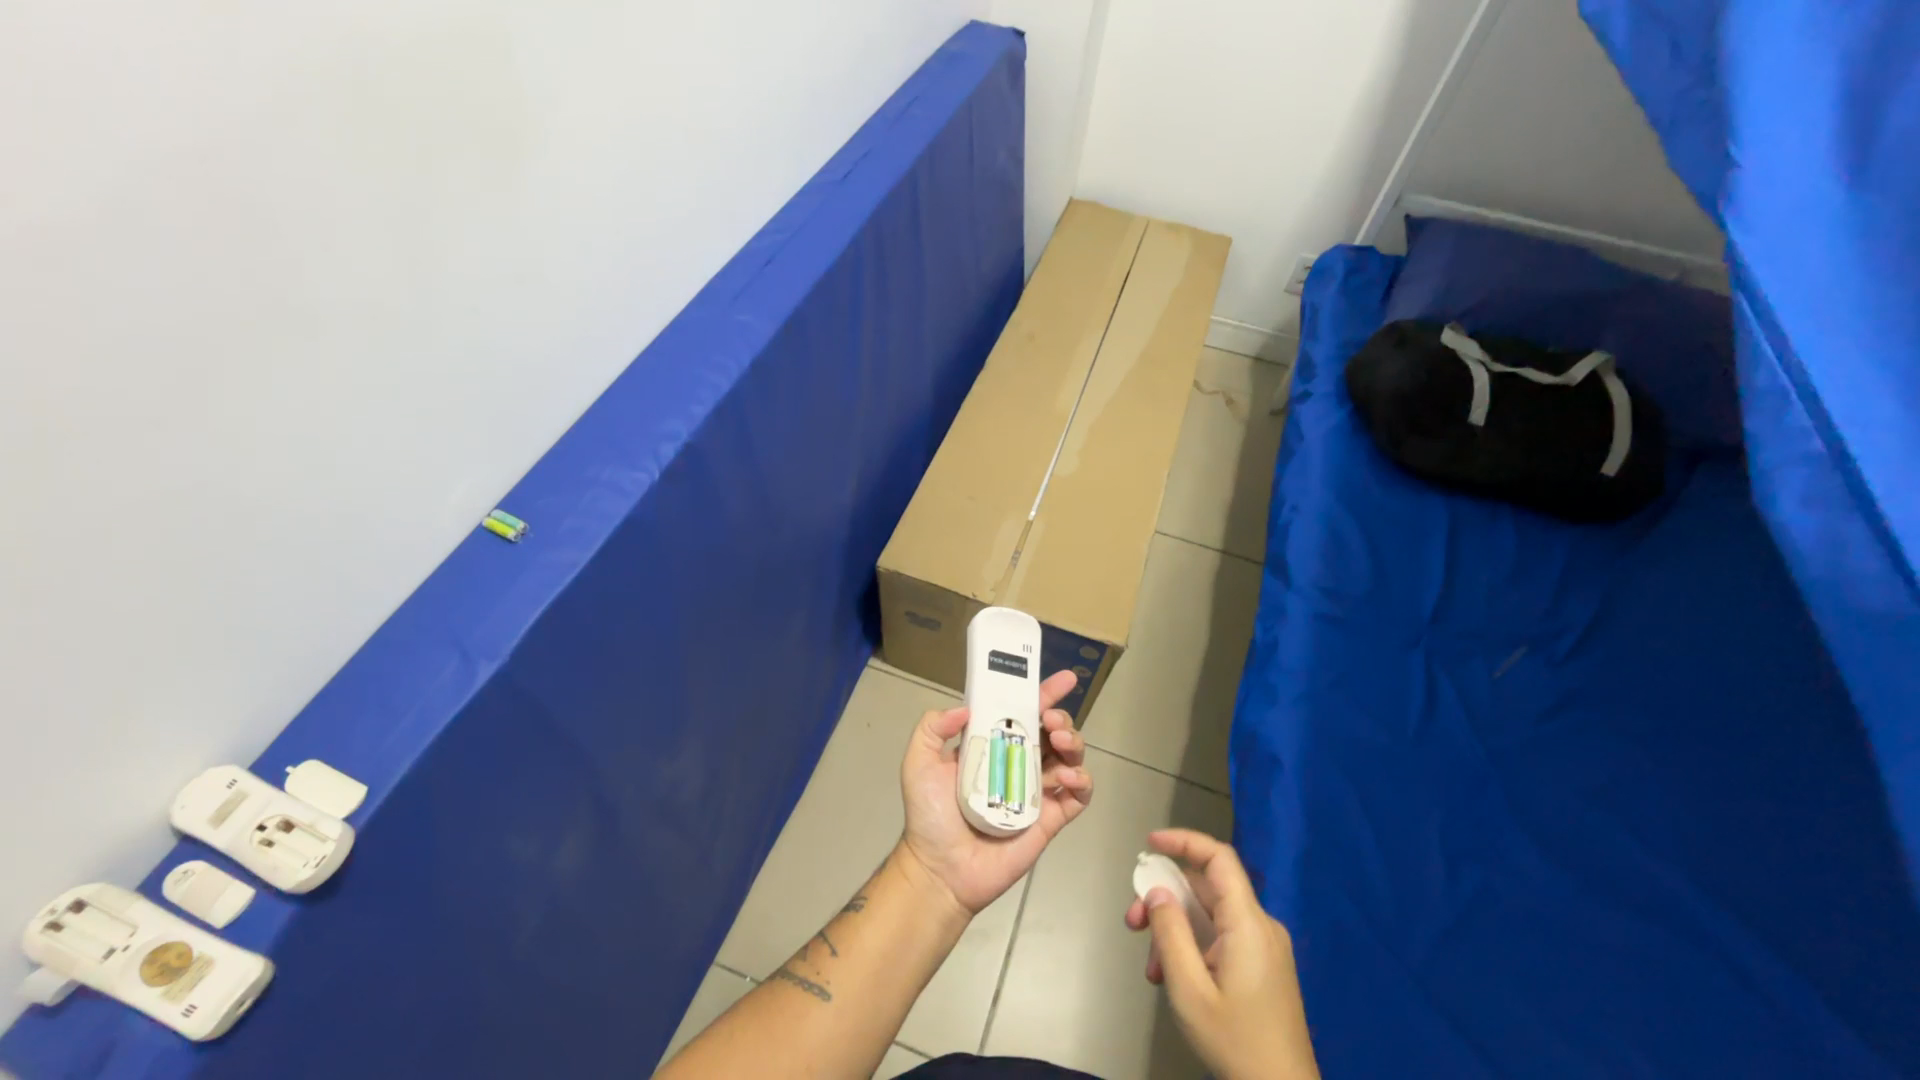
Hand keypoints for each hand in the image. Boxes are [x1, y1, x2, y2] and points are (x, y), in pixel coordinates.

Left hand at [897, 670, 1092, 913]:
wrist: (940, 869)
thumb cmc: (929, 816)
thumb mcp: (919, 763)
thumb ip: (933, 727)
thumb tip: (966, 708)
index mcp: (992, 747)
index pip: (1021, 713)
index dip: (1043, 694)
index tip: (1064, 679)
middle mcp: (1017, 764)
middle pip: (1052, 732)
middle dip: (1060, 717)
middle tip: (1051, 720)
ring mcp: (1036, 792)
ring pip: (1069, 757)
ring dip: (1073, 742)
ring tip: (1061, 742)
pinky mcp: (1049, 819)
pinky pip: (1077, 796)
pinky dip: (1082, 781)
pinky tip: (1069, 776)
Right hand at [1124, 829, 1319, 1079]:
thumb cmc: (1234, 1039)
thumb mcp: (1189, 989)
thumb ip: (1170, 934)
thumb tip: (1157, 891)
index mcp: (1248, 924)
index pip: (1219, 859)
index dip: (1184, 841)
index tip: (1149, 844)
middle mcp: (1261, 925)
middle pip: (1207, 888)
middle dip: (1165, 898)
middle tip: (1133, 923)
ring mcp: (1265, 945)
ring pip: (1210, 915)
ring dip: (1175, 929)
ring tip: (1153, 966)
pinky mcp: (1263, 964)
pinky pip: (1222, 936)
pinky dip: (1193, 944)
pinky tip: (1173, 975)